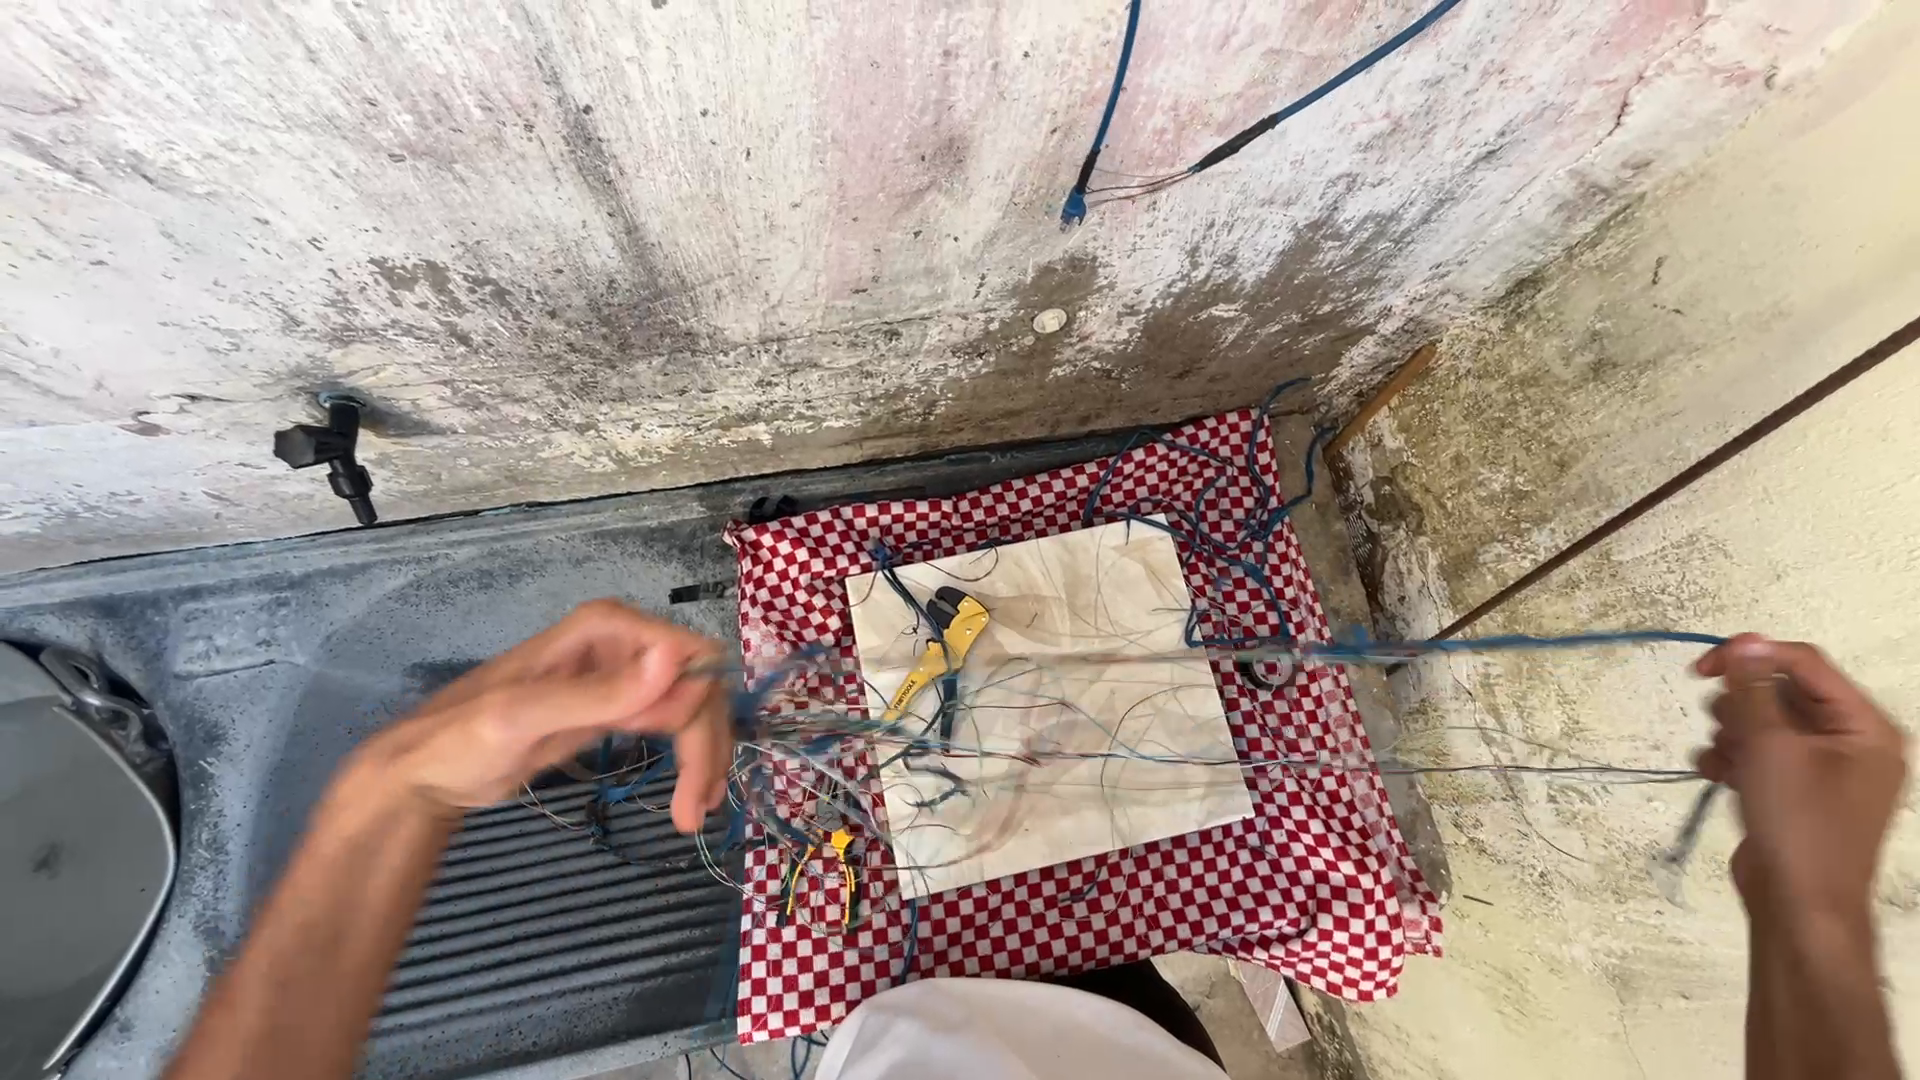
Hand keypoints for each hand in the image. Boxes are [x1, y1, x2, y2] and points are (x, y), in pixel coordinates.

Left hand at [348, 599, 732, 832]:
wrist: (424, 774)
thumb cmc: (461, 738)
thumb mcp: (526, 715)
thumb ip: (602, 693)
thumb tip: (677, 660)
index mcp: (609, 628)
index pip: (690, 660)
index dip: (699, 714)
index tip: (693, 776)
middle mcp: (627, 643)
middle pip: (698, 686)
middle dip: (705, 744)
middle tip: (696, 809)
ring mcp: (626, 675)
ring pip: (694, 706)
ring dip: (703, 756)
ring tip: (694, 812)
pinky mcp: (621, 707)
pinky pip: (675, 723)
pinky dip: (689, 756)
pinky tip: (690, 792)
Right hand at [1695, 634, 1904, 923]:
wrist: (1800, 896)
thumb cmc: (1798, 818)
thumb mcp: (1772, 746)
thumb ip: (1755, 689)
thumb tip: (1746, 640)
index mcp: (1864, 725)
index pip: (1801, 662)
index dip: (1748, 656)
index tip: (1697, 670)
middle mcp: (1848, 738)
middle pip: (1774, 689)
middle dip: (1737, 707)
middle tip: (1729, 733)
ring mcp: (1820, 762)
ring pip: (1755, 718)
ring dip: (1728, 734)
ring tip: (1728, 762)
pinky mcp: (1792, 781)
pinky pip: (1750, 748)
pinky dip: (1728, 757)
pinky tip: (1723, 777)